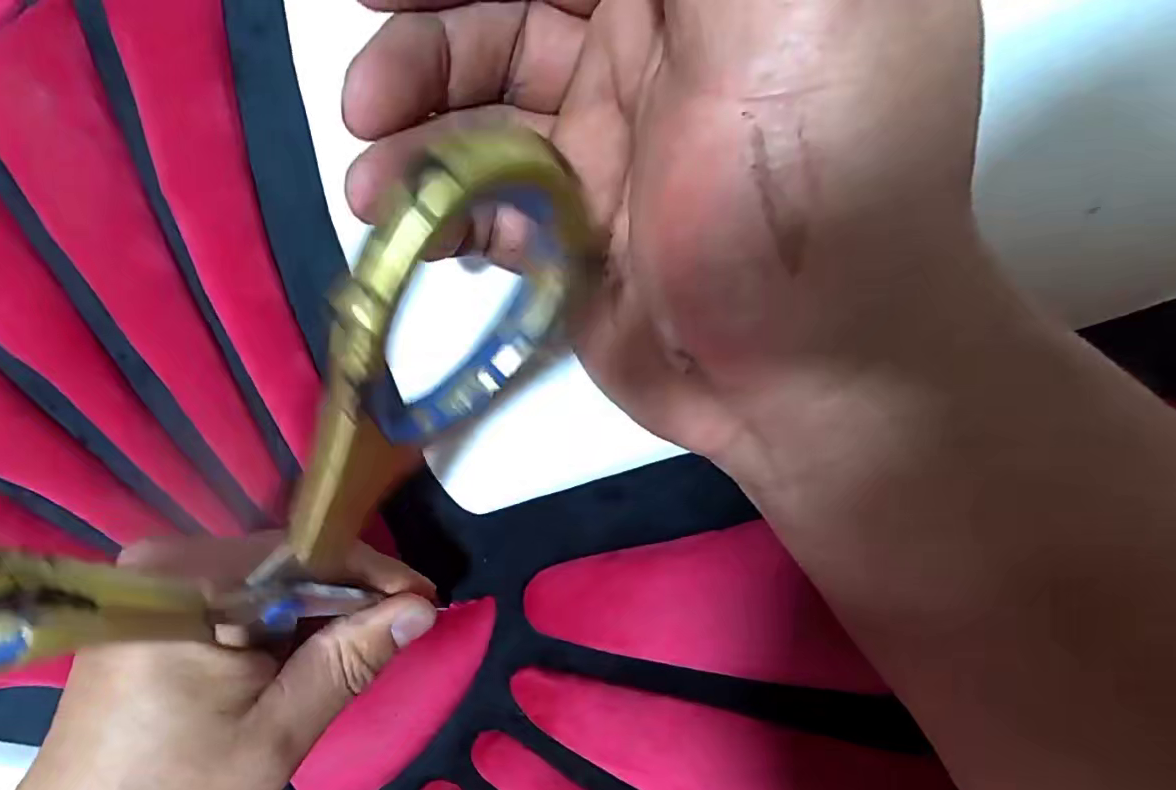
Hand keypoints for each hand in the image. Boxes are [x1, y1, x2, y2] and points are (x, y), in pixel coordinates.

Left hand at [0, 535, 437, 789]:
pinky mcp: (152, 587)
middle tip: (394, 629)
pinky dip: (276, 608)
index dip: (373, 574)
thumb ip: (346, 664)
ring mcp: (153, 568)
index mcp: (190, 586)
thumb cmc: (178, 783)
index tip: (425, 601)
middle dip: (345, 591)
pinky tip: (293, 645)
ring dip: (312, 602)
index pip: (305, 556)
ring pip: (263, 569)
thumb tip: (419, 609)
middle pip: (283, 558)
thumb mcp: (277, 733)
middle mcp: (166, 557)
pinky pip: (236, 582)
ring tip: (351, 644)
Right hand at [344, 0, 1000, 470]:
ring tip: (371, 189)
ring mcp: (597, 147)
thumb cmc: (813, 179)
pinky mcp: (565, 230)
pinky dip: (436, 213)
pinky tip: (406, 232)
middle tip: (362, 98)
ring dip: (411, 144)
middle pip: (504, 12)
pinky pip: (482, 203)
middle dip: (422, 46)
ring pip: (478, 116)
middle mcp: (646, 45)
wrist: (799, 369)